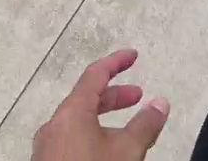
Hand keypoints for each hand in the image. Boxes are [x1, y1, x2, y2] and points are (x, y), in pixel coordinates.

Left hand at [33, 49, 170, 160]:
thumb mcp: (127, 150)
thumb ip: (146, 124)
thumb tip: (161, 103)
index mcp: (71, 113)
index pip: (95, 74)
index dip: (117, 62)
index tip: (135, 56)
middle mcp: (54, 126)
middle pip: (86, 98)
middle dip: (115, 95)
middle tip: (138, 97)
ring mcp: (46, 150)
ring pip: (78, 122)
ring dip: (104, 119)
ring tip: (127, 131)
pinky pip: (71, 141)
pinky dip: (92, 136)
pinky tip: (107, 153)